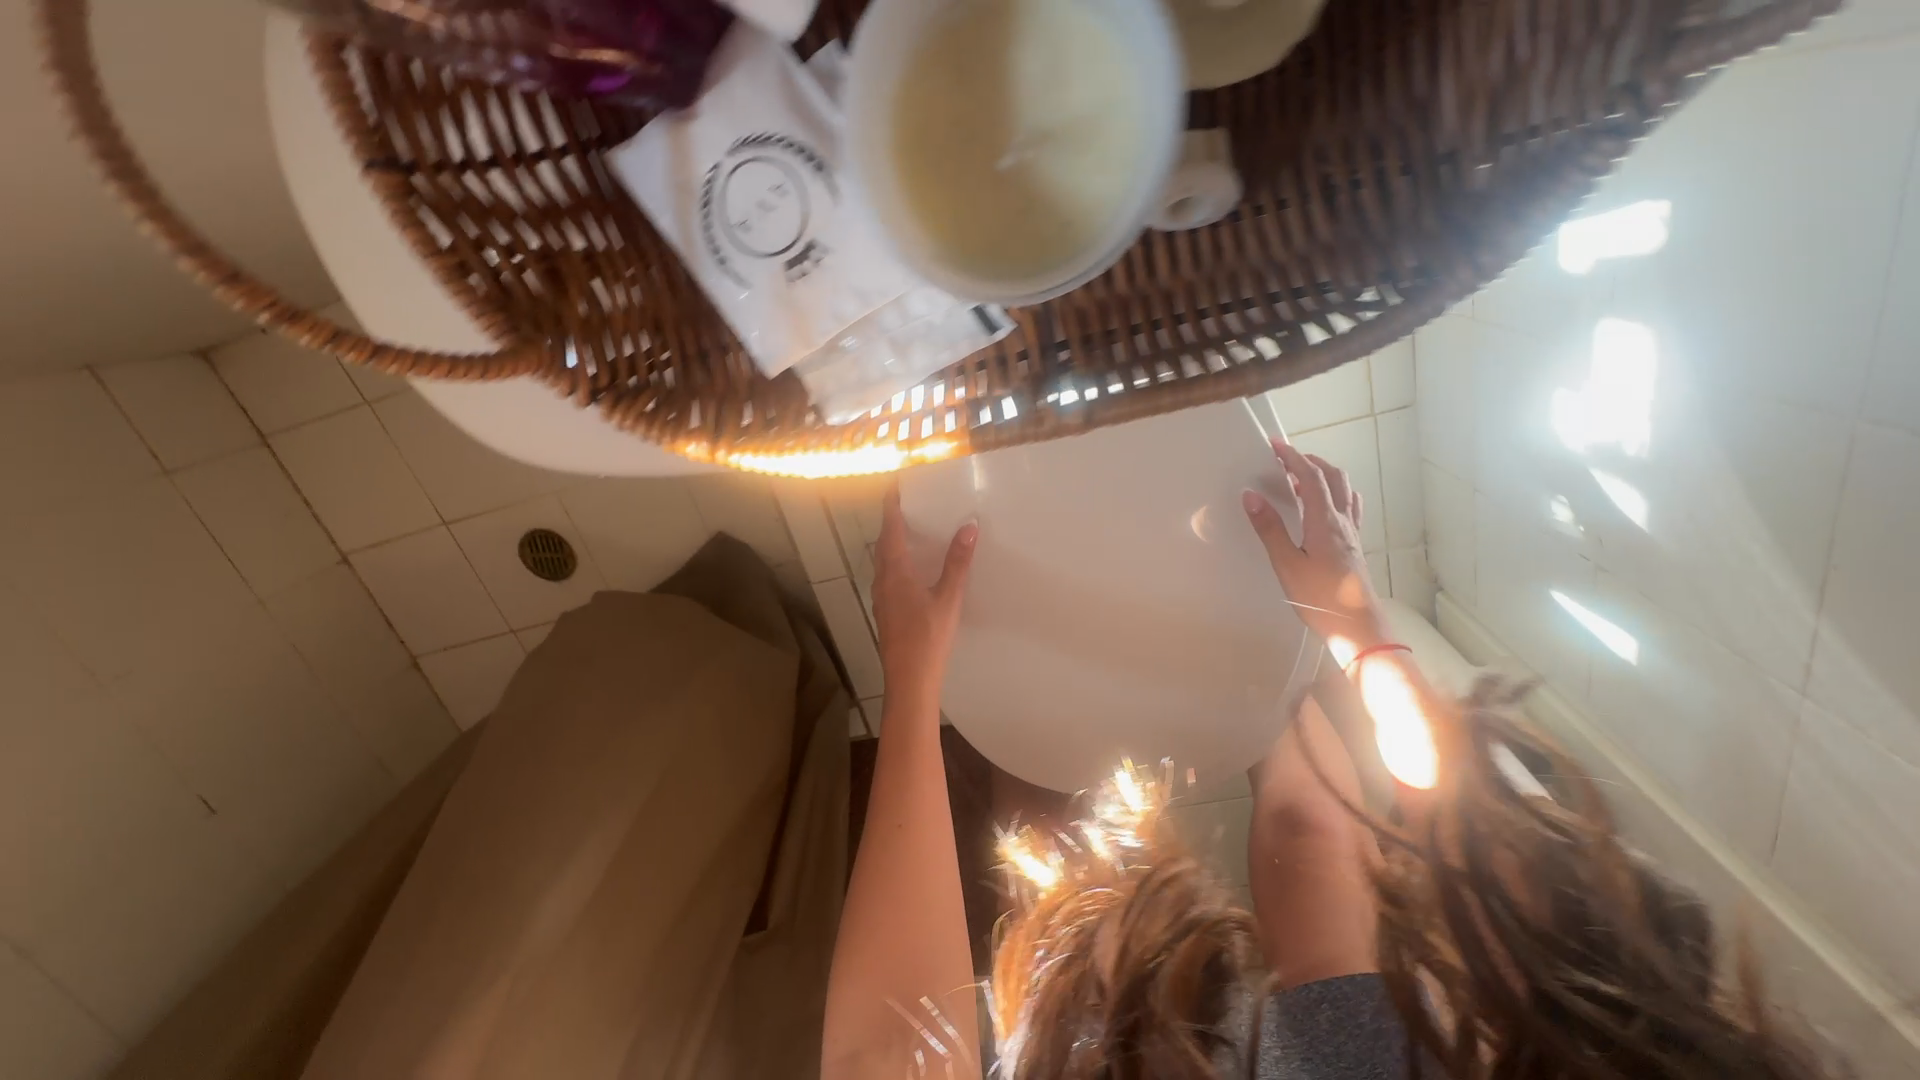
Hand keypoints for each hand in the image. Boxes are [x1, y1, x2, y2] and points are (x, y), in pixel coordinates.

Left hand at [872, 485, 977, 702]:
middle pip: (883, 546)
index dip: (891, 509)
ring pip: (882, 564)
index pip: (890, 531)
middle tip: (903, 509)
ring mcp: (881, 600)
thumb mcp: (948, 598)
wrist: (909, 679)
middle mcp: (883, 582)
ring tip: (908, 537)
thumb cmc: (928, 638)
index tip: (893, 489)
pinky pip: (887, 580)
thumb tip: (968, 527)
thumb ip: (957, 563)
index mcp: (895, 573)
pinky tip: (909, 575)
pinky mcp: (885, 615)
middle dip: (891, 526)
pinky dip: (895, 566)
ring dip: (891, 547)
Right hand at [1242, 435, 1387, 649]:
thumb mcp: (1286, 564)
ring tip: (1302, 477)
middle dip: (1309, 461)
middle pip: (1332, 477)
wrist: (1356, 626)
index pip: (1310, 477)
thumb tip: (1251, 495)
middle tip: (1286, 457)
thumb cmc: (1319, 597)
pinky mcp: (1354, 545)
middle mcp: (1342, 521)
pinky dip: (1336, 494)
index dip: (1293, 457)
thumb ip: (1269, 528)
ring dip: (1324, 475)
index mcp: (1324, 521)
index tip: (1275, 445)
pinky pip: (1349, 508)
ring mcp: (1352, 533)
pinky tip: (1327, 505)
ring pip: (1344, 490)